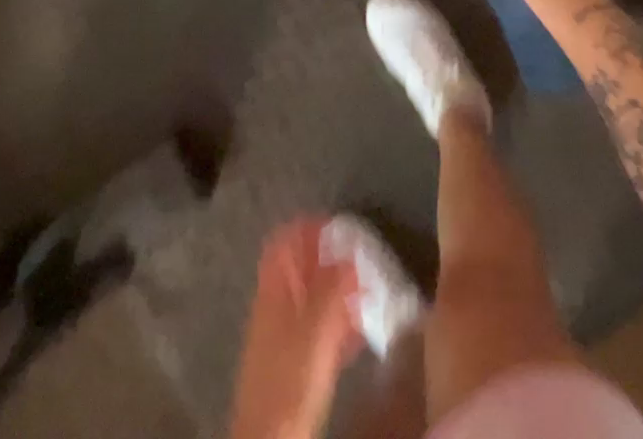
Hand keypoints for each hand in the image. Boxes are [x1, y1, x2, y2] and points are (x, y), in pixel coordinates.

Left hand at [228, 218, 361, 438]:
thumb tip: (349, 252)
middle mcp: (275, 306)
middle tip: (363, 259)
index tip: (338, 225)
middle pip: (301, 268)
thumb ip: (331, 289)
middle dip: (331, 260)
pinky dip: (339, 321)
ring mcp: (284, 333)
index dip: (307, 228)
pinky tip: (362, 330)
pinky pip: (320, 327)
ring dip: (340, 290)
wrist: (271, 437)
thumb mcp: (315, 330)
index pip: (283, 242)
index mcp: (273, 291)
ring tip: (371, 292)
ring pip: (313, 297)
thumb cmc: (291, 379)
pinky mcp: (296, 359)